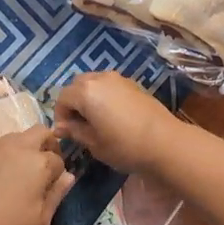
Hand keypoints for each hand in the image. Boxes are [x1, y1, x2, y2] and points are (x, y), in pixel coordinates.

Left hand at [0, 91, 74, 224]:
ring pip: (15, 134)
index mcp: (40, 165)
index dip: (57, 175)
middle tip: (41, 171)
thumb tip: (69, 175)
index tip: (52, 188)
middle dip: (47, 148)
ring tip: (21, 161)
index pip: (58, 161)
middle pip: (41, 135)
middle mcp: (18, 148)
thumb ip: (56, 195)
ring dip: (23, 144)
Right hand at [53, 72, 182, 173]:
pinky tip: (112, 115)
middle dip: (73, 102)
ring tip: (95, 120)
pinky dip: (103, 95)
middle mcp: (100, 78)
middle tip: (79, 125)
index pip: (62, 97)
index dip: (60, 115)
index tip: (66, 133)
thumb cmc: (124, 146)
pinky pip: (109, 84)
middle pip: (77, 85)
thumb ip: (74, 131)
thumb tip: (59, 127)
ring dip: (88, 97)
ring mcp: (118, 78)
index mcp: (86, 92)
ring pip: (93, 82)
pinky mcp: (132, 83)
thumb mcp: (94, 143)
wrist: (164, 141)